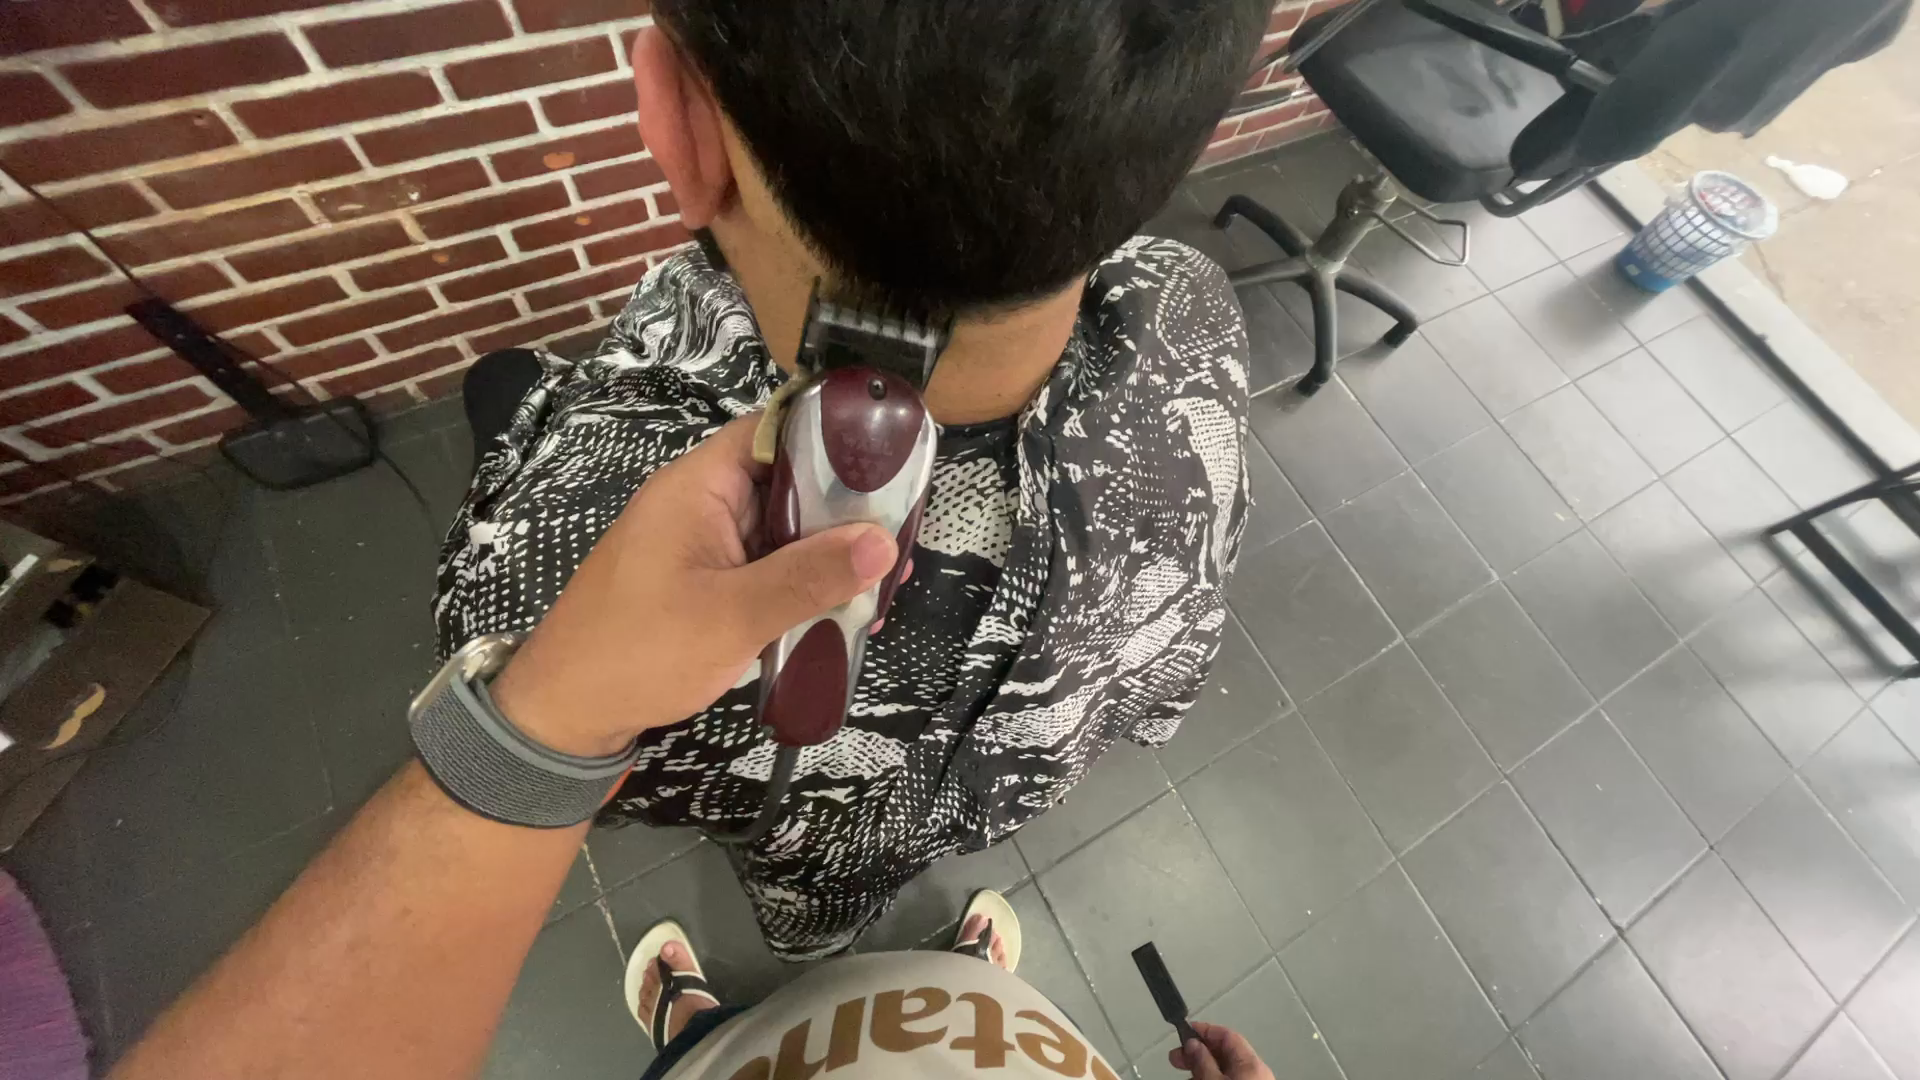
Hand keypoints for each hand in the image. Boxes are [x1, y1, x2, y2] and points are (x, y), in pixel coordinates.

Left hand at [489, 415, 897, 755]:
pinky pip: (772, 568)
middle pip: (788, 484)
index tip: (887, 462)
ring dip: (832, 552)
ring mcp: (710, 545)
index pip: (772, 432)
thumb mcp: (733, 615)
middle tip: (903, 531)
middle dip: (846, 508)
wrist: (569, 717)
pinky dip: (808, 583)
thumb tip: (884, 543)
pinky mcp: (714, 582)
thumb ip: (810, 577)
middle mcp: (707, 505)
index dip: (830, 438)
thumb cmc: (640, 651)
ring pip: (786, 531)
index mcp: (700, 486)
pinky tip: (850, 608)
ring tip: (891, 576)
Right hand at [1168, 1023, 1274, 1079]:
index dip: (1203, 1030)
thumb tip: (1192, 1043)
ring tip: (1186, 1076)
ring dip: (1203, 1069)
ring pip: (1226, 1070)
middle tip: (1177, 1058)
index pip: (1225, 1034)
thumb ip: (1202, 1060)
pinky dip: (1213, 1079)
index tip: (1183, 1033)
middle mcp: (1258, 1073)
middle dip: (1198, 1053)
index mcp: (1252, 1063)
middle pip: (1224, 1052)